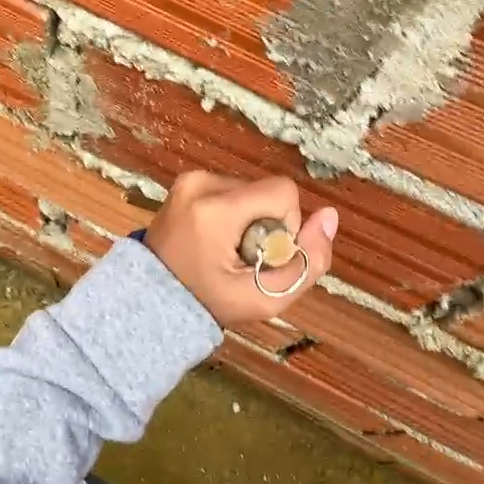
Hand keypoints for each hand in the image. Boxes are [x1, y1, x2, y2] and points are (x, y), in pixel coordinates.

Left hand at [144, 172, 336, 327]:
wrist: (153, 299)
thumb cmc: (208, 303)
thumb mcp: (265, 298)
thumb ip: (307, 263)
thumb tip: (330, 216)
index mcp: (215, 209)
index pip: (283, 191)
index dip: (287, 225)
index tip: (263, 253)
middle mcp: (200, 183)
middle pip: (266, 191)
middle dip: (267, 222)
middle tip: (242, 257)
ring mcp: (190, 179)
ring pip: (251, 189)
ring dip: (250, 218)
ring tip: (226, 250)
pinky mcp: (187, 181)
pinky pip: (231, 189)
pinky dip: (233, 212)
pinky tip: (216, 239)